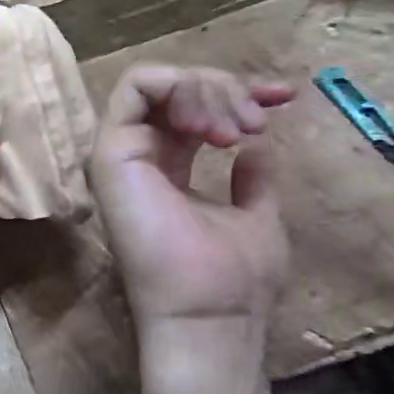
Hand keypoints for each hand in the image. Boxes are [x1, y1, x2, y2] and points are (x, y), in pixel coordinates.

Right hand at [87, 64, 295, 326]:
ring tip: (239, 129)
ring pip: (156, 82)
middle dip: (225, 88)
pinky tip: (210, 126)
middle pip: (174, 90)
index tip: (282, 97)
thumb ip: (252, 181)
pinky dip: (180, 88)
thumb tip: (258, 149)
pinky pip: (137, 87)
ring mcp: (122, 153)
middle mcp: (140, 157)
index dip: (234, 92)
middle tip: (256, 123)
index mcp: (166, 170)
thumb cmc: (231, 275)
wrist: (208, 310)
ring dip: (208, 88)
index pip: (190, 111)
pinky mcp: (111, 152)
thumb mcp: (256, 215)